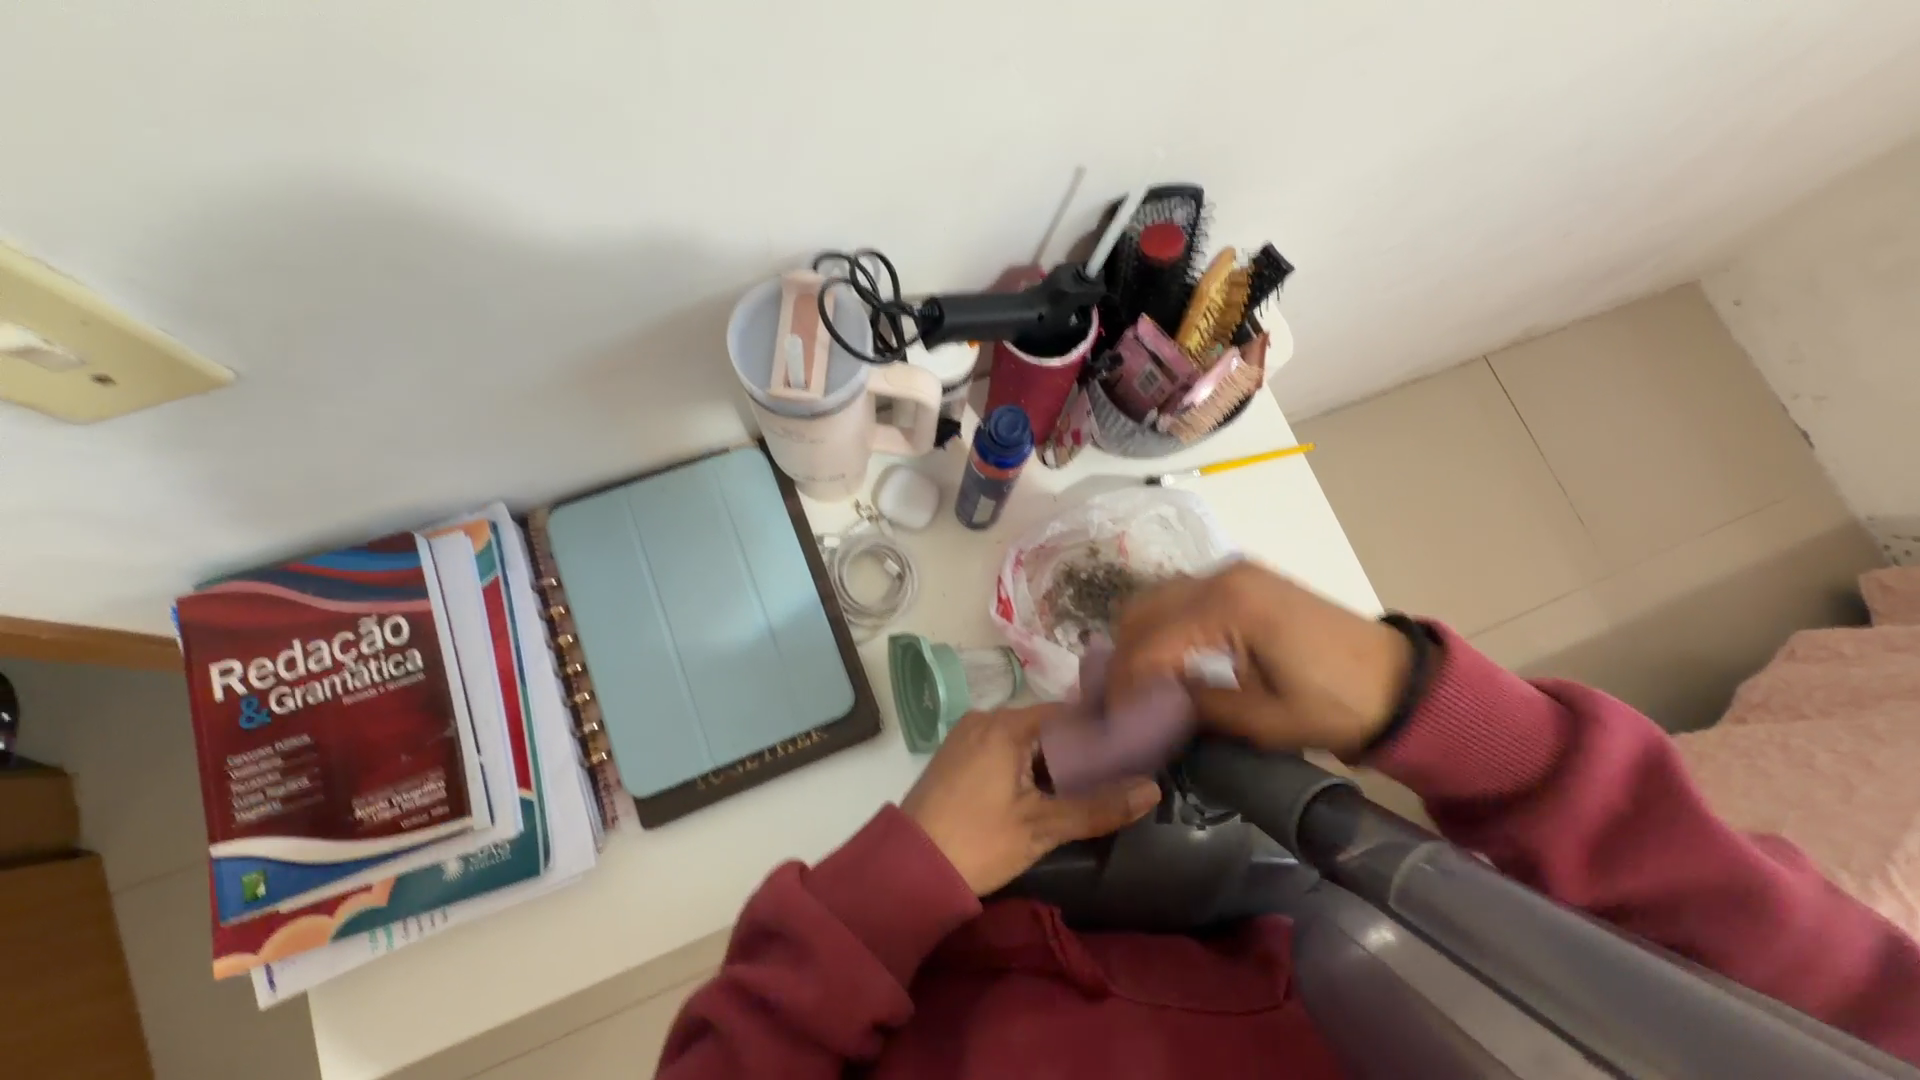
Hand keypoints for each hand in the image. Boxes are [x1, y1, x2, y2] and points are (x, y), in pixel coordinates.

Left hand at [901, 705, 1160, 894]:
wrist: (908, 869)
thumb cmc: (979, 841)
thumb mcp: (1043, 827)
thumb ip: (1098, 807)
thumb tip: (1151, 789)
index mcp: (1006, 725)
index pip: (1067, 713)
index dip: (1099, 730)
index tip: (1130, 749)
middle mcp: (984, 719)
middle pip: (1043, 727)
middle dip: (1075, 750)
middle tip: (1111, 775)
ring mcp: (964, 738)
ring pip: (1021, 741)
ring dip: (1048, 761)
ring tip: (1083, 786)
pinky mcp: (953, 758)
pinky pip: (999, 751)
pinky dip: (1022, 766)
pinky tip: (1040, 793)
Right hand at [1106, 562, 1414, 758]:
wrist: (1398, 682)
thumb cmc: (1336, 706)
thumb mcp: (1263, 722)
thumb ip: (1198, 707)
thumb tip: (1153, 705)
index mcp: (1229, 607)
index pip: (1150, 645)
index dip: (1125, 685)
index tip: (1111, 720)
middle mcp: (1222, 577)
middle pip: (1142, 612)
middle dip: (1123, 659)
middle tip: (1119, 704)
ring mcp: (1232, 572)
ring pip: (1156, 599)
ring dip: (1139, 640)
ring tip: (1139, 686)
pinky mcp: (1241, 579)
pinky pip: (1180, 596)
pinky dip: (1162, 626)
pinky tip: (1166, 661)